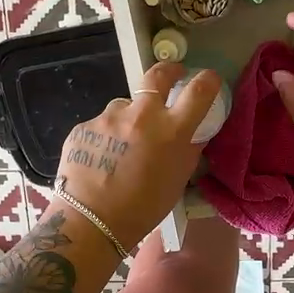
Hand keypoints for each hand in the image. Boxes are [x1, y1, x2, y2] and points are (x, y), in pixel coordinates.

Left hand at [55, 61, 220, 245]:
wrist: (91, 221)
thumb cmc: (144, 207)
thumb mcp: (178, 179)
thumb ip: (188, 150)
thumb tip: (193, 132)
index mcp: (171, 130)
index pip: (199, 90)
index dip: (208, 80)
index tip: (209, 80)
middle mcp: (141, 114)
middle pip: (157, 74)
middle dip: (169, 71)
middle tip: (173, 76)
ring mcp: (109, 117)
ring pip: (125, 105)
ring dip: (131, 117)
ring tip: (126, 144)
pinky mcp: (84, 127)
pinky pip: (102, 124)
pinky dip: (107, 136)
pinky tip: (104, 158)